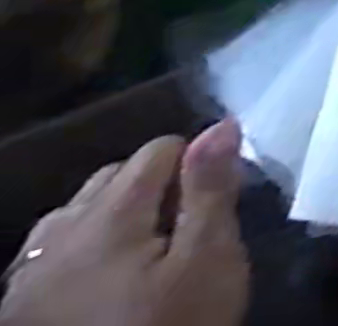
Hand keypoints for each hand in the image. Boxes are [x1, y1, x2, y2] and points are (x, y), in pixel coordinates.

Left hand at [1, 121, 248, 325]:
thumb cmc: (177, 321)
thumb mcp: (210, 255)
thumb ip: (210, 188)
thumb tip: (222, 125)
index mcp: (105, 223)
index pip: (158, 151)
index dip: (199, 160)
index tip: (220, 192)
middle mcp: (53, 243)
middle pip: (111, 176)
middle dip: (156, 183)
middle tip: (190, 219)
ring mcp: (23, 282)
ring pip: (75, 213)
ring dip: (117, 212)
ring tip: (151, 243)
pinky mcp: (17, 311)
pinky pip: (50, 252)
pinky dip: (85, 246)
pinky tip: (109, 274)